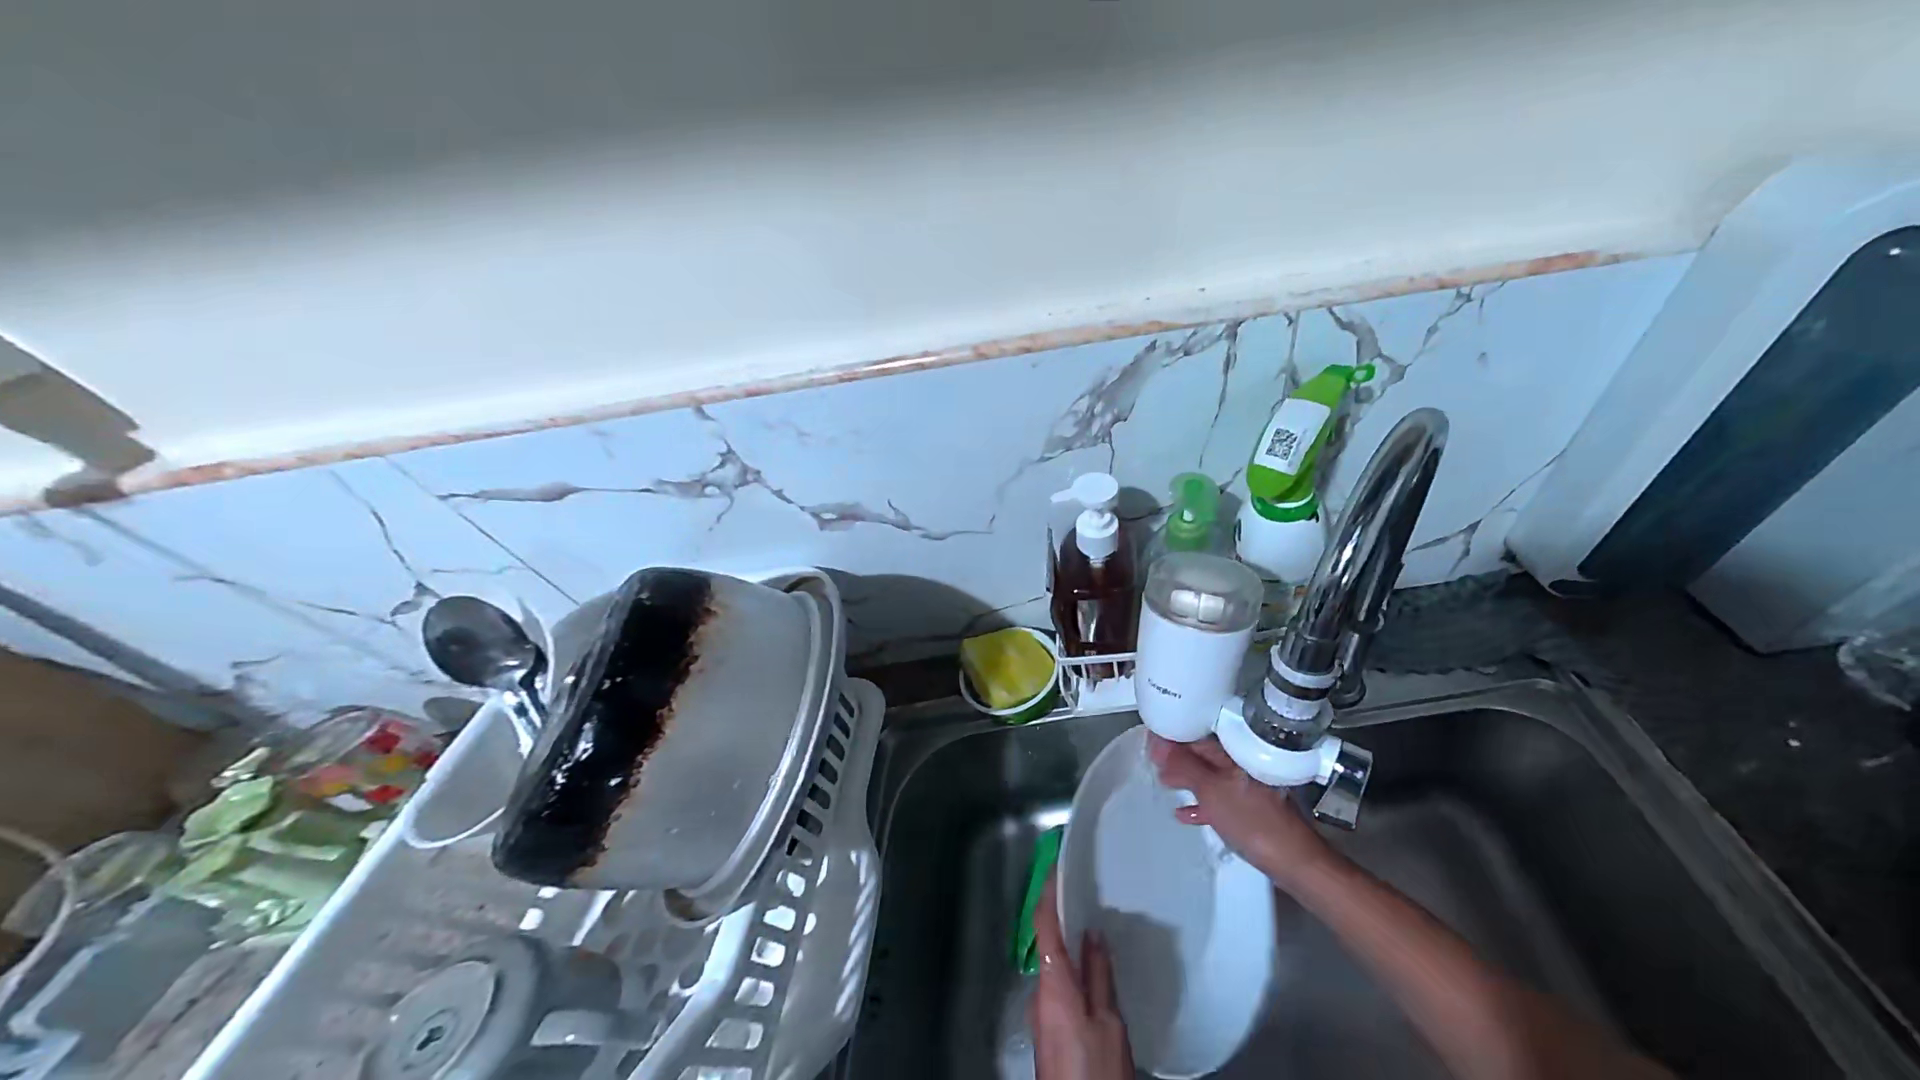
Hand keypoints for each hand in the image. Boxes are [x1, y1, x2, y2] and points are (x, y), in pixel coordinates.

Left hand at [1029, 872, 1131, 1079]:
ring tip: (1093, 926)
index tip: (1055, 866)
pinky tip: (1089, 967)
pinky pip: (1055, 984)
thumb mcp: (1109, 1024)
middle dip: (1062, 917)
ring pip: (1052, 964)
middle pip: (1047, 942)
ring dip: (1067, 944)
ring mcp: (1039, 1011)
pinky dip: (1069, 967)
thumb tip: (1093, 934)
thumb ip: (1100, 977)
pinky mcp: (1046, 1027)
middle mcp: (1038, 992)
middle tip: (1085, 894)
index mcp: (1053, 984)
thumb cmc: (1097, 1071)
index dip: (1048, 893)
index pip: (1044, 924)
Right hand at [1147, 733, 1337, 890]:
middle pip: (1203, 756)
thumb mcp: (1211, 791)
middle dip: (1178, 759)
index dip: (1172, 738)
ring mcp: (1248, 789)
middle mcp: (1242, 767)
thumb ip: (1184, 767)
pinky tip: (1186, 812)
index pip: (1196, 738)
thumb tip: (1160, 746)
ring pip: (1209, 777)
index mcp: (1234, 756)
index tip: (1151, 742)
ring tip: (1165, 782)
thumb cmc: (1252, 823)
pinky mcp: (1250, 811)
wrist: (1293, 862)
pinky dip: (1201, 802)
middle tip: (1154, 762)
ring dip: (1187, 779)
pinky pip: (1219, 799)